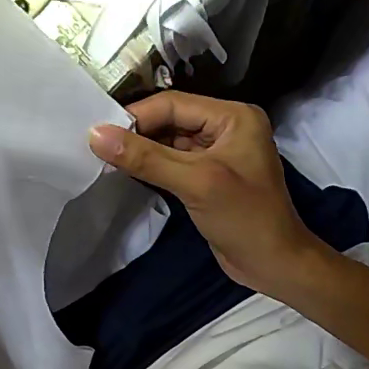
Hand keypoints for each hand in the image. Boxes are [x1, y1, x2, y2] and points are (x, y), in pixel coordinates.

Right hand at [89, 91, 335, 296]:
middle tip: (97, 146)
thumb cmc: (244, 218)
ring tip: (106, 158)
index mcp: (234, 117)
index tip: (97, 131)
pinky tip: (128, 173)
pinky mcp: (211, 177)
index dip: (136, 116)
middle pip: (171, 120)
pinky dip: (154, 167)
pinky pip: (176, 163)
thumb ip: (146, 158)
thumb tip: (95, 134)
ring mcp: (220, 154)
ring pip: (171, 142)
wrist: (274, 264)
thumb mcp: (195, 183)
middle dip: (137, 133)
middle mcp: (228, 128)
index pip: (175, 104)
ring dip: (143, 151)